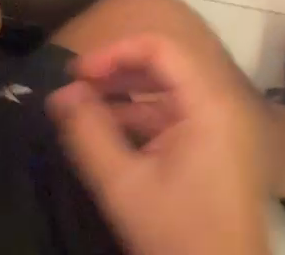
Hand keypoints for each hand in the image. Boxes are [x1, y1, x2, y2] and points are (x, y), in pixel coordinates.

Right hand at [48, 34, 270, 254]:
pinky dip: (143, 116)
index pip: (160, 48)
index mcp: (211, 103)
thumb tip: (60, 94)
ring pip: (169, 88)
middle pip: (166, 63)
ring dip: (127, 94)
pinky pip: (178, 113)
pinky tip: (108, 131)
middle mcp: (224, 103)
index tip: (78, 73)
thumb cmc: (179, 236)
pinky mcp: (219, 146)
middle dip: (117, 72)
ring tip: (84, 107)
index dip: (115, 52)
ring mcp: (224, 125)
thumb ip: (88, 133)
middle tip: (76, 86)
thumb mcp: (124, 186)